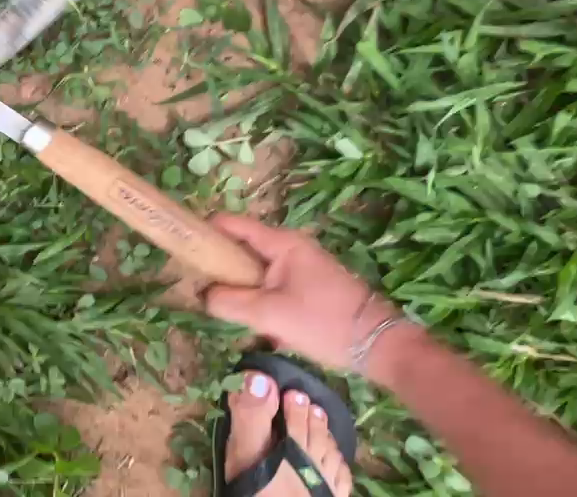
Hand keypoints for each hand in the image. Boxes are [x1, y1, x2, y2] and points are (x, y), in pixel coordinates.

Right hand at [203, 213, 398, 371]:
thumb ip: (226, 301)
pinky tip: (272, 329)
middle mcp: (292, 246)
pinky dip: (266, 301)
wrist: (390, 352)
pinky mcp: (313, 286)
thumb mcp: (269, 315)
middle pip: (240, 248)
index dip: (203, 233)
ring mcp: (305, 266)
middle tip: (216, 295)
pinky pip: (274, 285)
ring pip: (257, 271)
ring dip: (246, 292)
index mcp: (281, 242)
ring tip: (246, 318)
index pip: (228, 223)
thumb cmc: (326, 324)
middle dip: (226, 272)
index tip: (187, 255)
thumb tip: (201, 295)